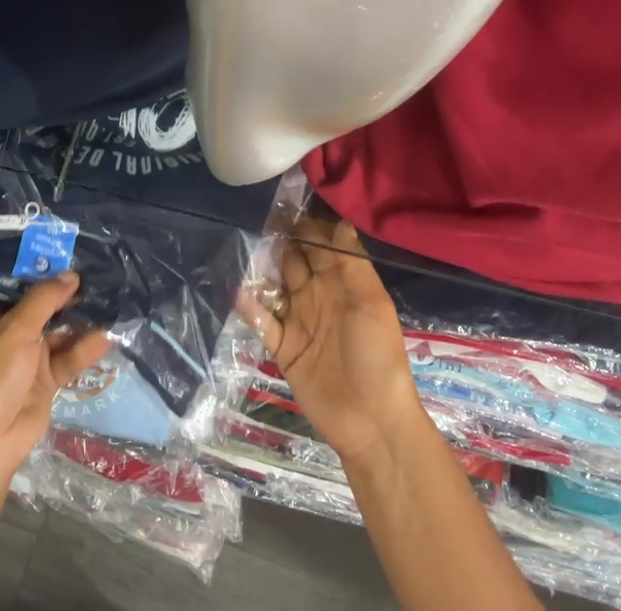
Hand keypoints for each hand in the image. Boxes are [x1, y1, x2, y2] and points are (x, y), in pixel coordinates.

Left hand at [0, 273, 112, 478]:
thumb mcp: (16, 329)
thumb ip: (45, 299)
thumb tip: (72, 274)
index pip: (15, 280)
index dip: (39, 265)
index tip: (68, 247)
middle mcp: (10, 330)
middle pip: (42, 304)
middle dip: (68, 291)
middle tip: (101, 270)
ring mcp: (28, 355)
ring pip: (60, 330)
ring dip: (82, 319)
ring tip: (113, 299)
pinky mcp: (46, 380)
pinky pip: (70, 358)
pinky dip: (86, 349)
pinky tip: (107, 336)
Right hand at [239, 218, 426, 461]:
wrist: (372, 420)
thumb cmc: (378, 356)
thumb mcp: (372, 305)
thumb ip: (353, 264)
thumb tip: (339, 220)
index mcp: (344, 285)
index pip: (321, 246)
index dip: (305, 226)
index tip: (283, 202)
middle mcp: (319, 297)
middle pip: (293, 261)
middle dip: (277, 241)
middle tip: (254, 218)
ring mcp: (299, 322)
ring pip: (274, 287)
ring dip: (260, 271)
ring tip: (243, 250)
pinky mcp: (283, 347)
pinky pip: (263, 322)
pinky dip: (251, 308)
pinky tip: (241, 294)